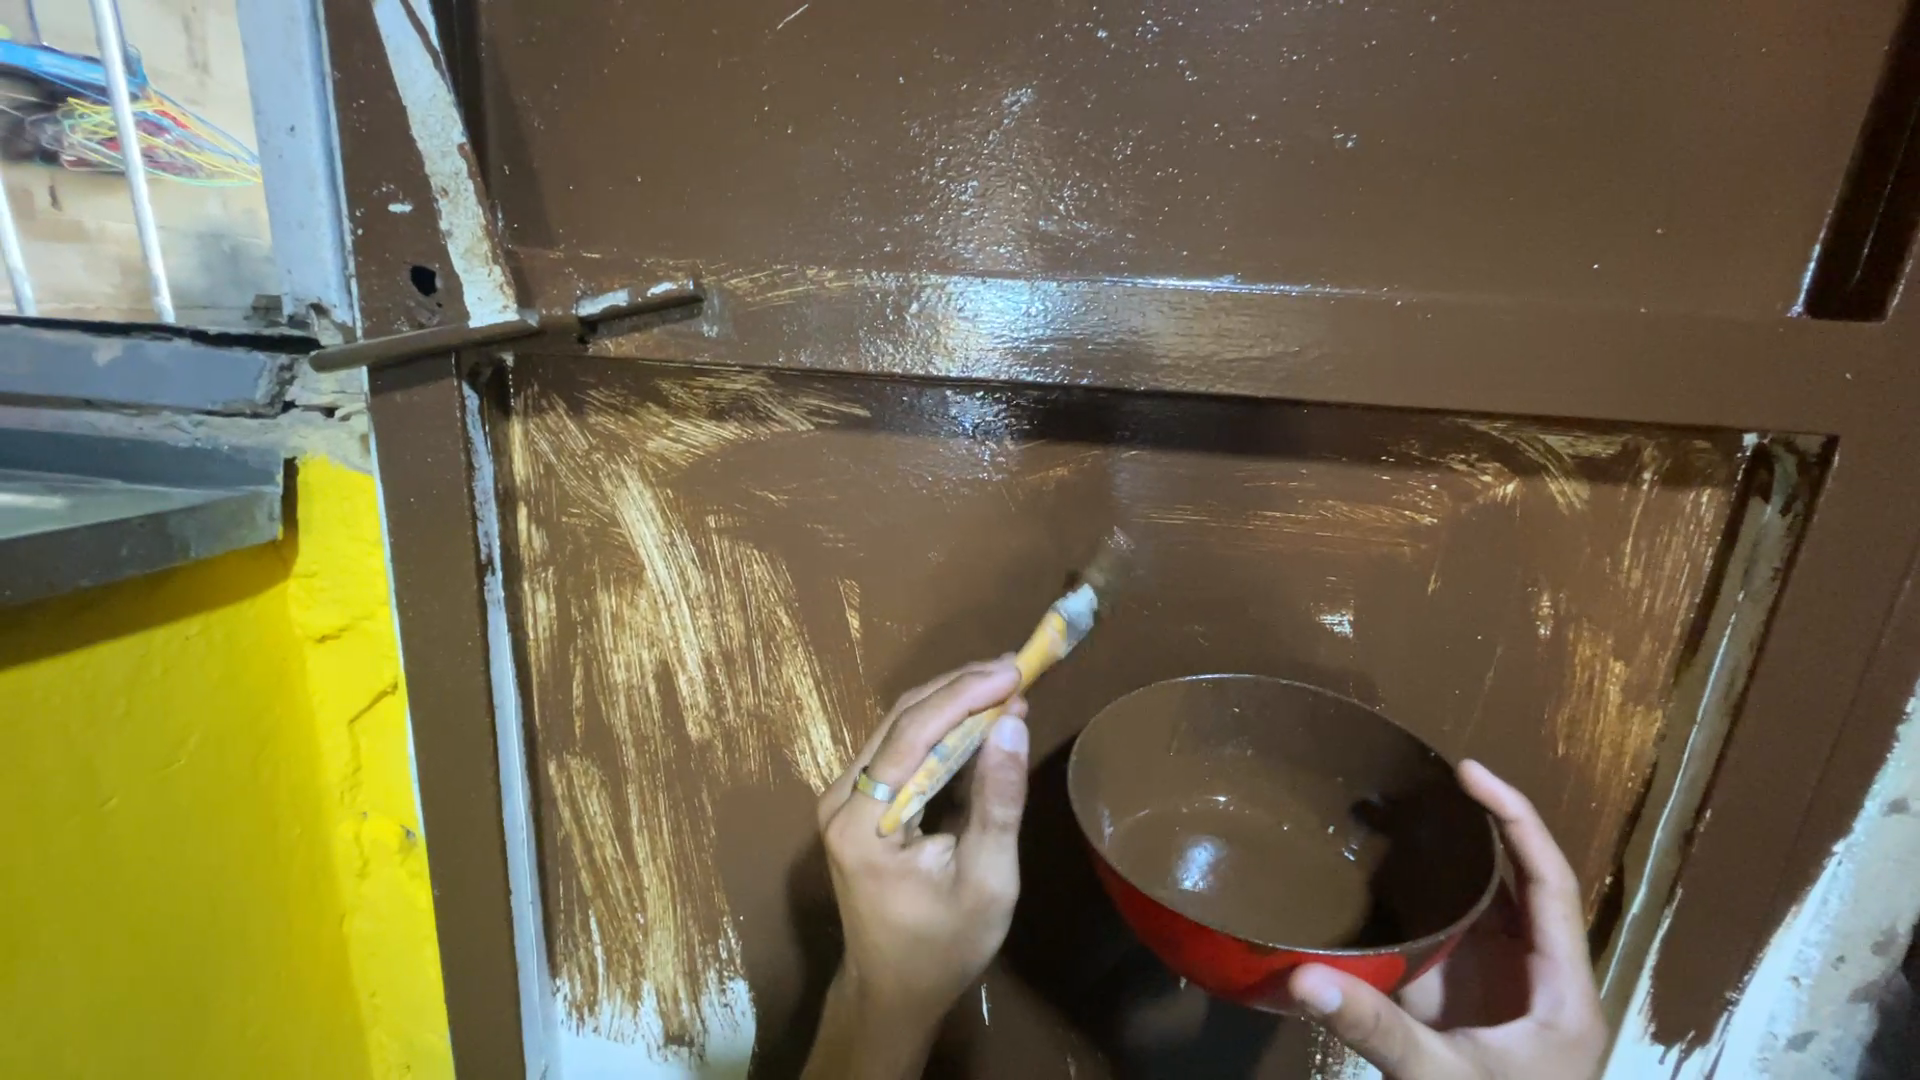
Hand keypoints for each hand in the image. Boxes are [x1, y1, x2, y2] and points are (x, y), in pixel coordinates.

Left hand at [802, 659, 1031, 1079]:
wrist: (891, 991)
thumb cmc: (943, 948)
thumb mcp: (987, 882)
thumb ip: (998, 801)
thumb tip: (1013, 723)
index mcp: (861, 822)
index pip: (912, 734)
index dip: (964, 695)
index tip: (1014, 670)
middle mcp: (841, 796)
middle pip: (902, 719)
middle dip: (961, 688)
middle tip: (1017, 668)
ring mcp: (845, 795)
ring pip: (900, 724)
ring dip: (953, 701)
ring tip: (1006, 684)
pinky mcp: (859, 799)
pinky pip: (900, 745)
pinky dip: (943, 725)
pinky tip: (979, 717)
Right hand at [1288, 760, 1608, 1079]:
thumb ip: (1377, 1028)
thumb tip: (1300, 974)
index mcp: (1561, 990)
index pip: (1548, 884)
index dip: (1516, 820)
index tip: (1468, 770)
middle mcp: (1539, 976)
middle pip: (1522, 880)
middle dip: (1480, 823)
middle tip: (1420, 778)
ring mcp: (1503, 986)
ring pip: (1488, 901)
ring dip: (1453, 852)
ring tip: (1399, 806)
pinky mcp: (1468, 997)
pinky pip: (1453, 926)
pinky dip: (1426, 889)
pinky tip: (1386, 867)